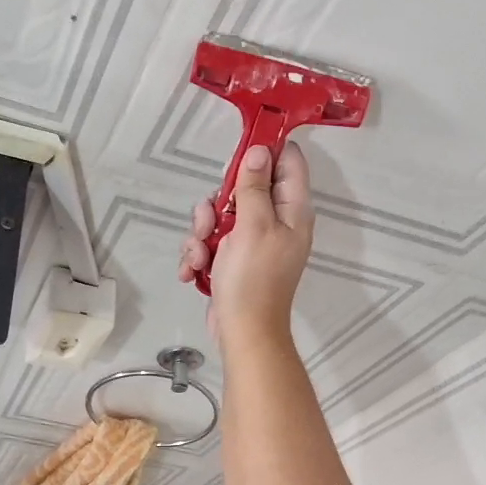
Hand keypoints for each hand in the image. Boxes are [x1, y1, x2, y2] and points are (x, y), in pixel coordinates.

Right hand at [178, 141, 314, 339]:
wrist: (242, 333)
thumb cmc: (252, 280)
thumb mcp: (253, 227)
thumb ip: (255, 187)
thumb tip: (259, 152)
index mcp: (292, 210)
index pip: (287, 161)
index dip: (264, 151)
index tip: (237, 157)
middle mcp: (275, 223)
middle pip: (244, 189)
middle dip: (217, 204)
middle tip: (210, 223)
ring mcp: (252, 244)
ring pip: (220, 217)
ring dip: (201, 235)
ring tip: (199, 257)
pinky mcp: (232, 262)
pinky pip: (210, 244)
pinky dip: (198, 256)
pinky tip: (193, 272)